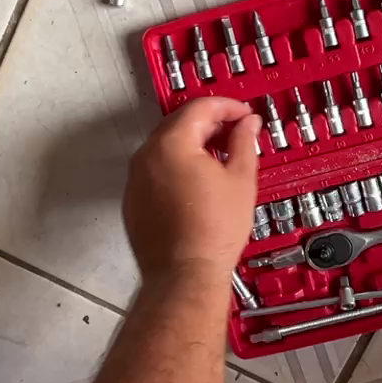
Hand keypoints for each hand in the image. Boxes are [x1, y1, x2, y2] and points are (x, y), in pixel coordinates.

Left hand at [124, 96, 259, 281]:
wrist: (184, 275)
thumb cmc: (212, 233)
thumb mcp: (241, 180)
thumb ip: (244, 143)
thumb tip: (247, 124)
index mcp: (171, 144)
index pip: (200, 108)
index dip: (227, 106)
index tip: (243, 114)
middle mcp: (146, 156)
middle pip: (179, 123)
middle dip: (210, 123)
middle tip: (235, 132)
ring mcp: (136, 179)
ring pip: (166, 146)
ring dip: (193, 144)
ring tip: (221, 158)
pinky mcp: (134, 200)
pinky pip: (156, 170)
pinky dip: (177, 166)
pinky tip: (199, 182)